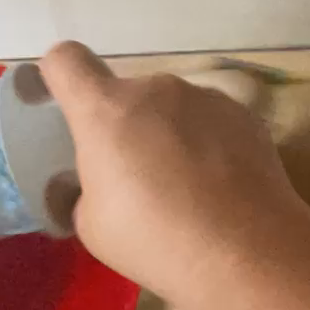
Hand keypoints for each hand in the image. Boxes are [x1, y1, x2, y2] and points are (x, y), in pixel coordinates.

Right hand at [39, 41, 309, 297]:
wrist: (246, 249)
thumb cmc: (157, 240)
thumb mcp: (93, 223)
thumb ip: (93, 182)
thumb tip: (110, 179)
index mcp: (108, 110)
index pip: (66, 60)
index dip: (62, 79)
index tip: (69, 110)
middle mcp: (159, 90)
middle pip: (129, 94)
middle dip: (128, 125)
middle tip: (140, 178)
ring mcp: (208, 97)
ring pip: (174, 107)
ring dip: (172, 132)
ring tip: (189, 187)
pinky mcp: (246, 114)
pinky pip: (213, 120)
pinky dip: (211, 142)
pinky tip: (223, 184)